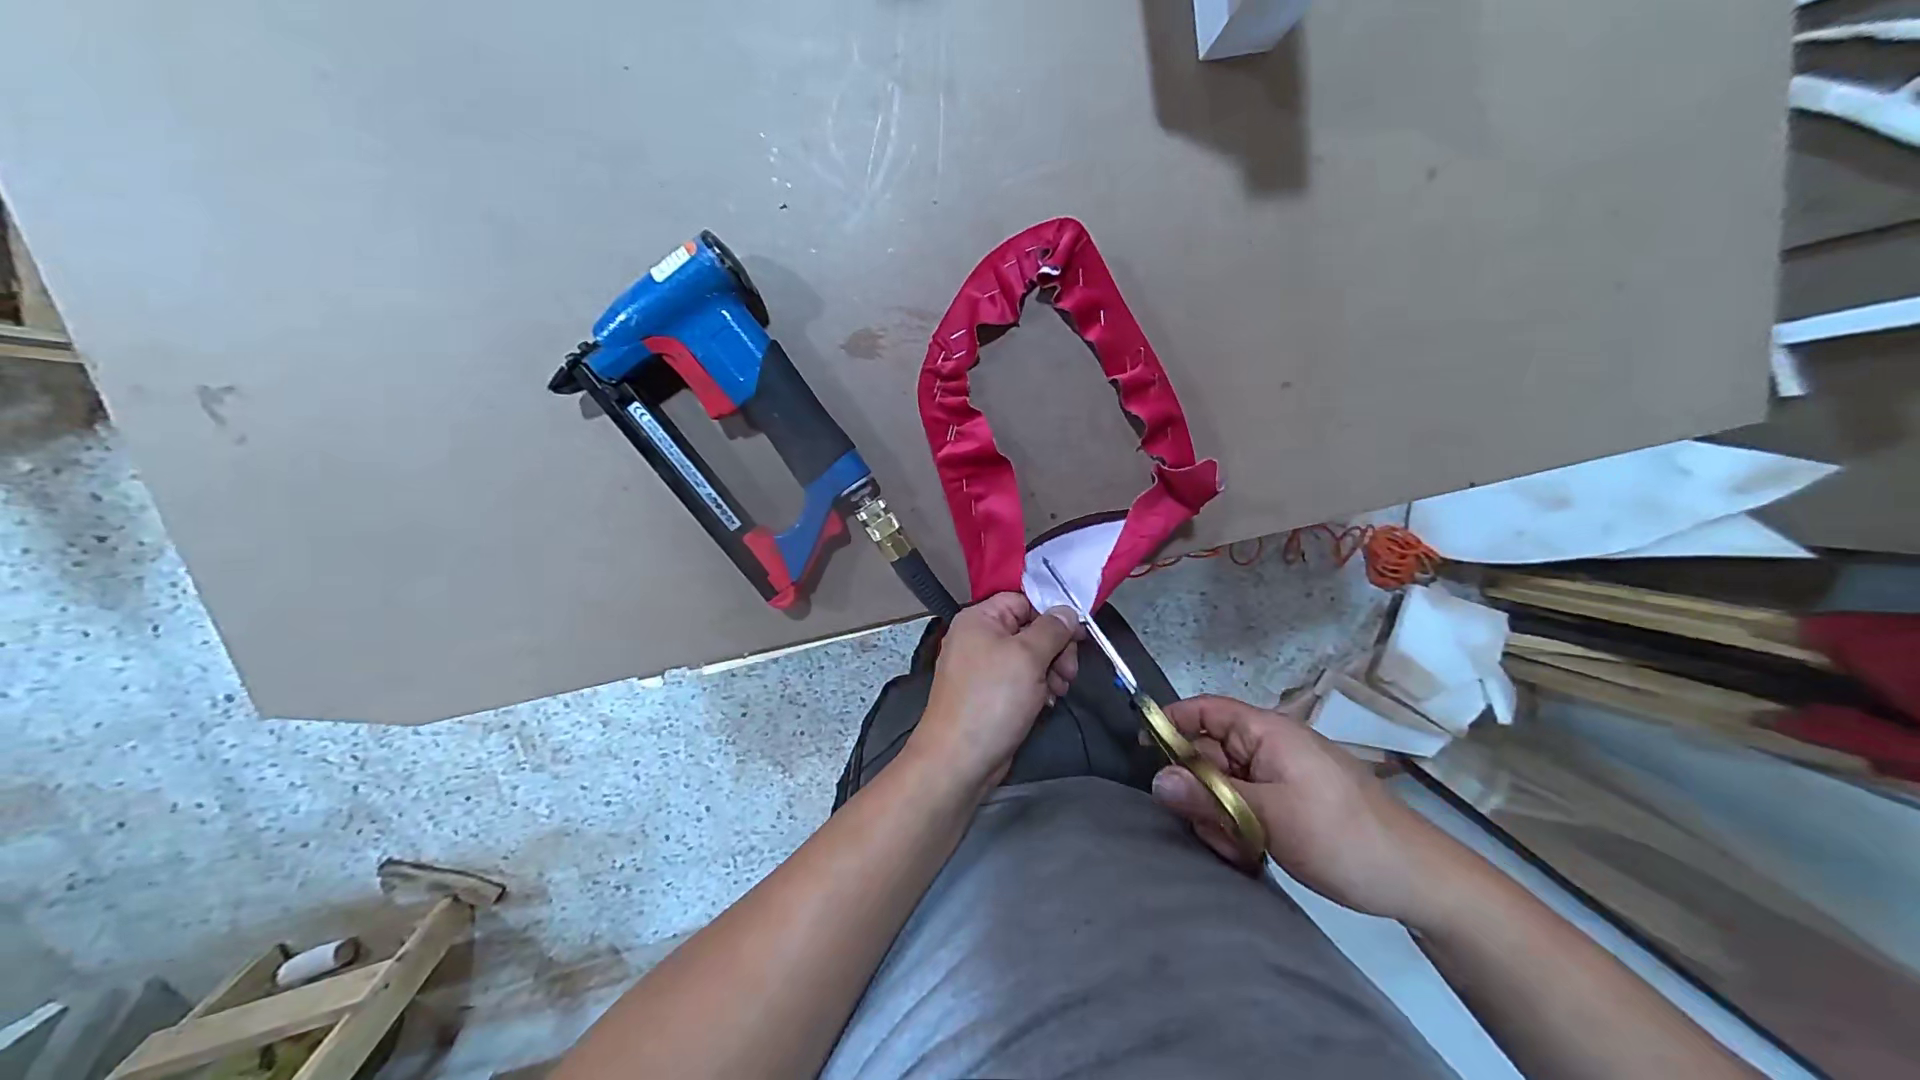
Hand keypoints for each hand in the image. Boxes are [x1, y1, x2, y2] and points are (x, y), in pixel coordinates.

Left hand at [906, 593, 1080, 788]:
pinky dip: (1037, 687)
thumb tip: (1067, 611)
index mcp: (979, 619)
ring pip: (1030, 657)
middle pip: (1031, 629)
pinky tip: (1045, 702)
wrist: (960, 758)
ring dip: (1051, 671)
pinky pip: (1022, 679)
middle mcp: (979, 638)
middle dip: (1055, 649)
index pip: (1024, 601)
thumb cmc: (991, 700)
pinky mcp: (991, 693)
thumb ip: (1052, 629)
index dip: (1052, 615)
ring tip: (1057, 690)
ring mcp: (983, 667)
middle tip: (1067, 671)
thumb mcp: (1028, 656)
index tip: (1078, 634)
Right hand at [1150, 694, 1476, 924]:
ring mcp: (1280, 776)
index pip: (1205, 710)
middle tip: (1208, 829)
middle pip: (1209, 753)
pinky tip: (1253, 855)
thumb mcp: (1270, 818)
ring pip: (1224, 785)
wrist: (1419, 881)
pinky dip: (1239, 828)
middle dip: (1199, 790)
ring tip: (1241, 850)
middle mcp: (1270, 747)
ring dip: (1220, 817)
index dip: (1171, 721)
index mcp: (1267, 732)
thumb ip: (1210, 797)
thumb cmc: (1343, 836)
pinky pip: (1245, 804)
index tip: (1143, 749)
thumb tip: (1157, 779)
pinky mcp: (1289, 802)